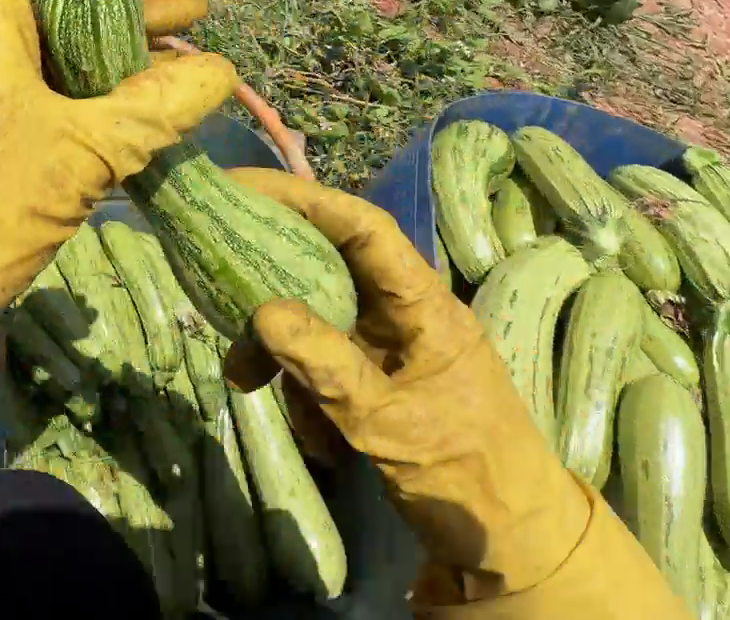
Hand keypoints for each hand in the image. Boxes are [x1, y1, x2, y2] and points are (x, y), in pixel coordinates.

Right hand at [221, 168, 591, 602]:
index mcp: (422, 304)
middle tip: (218, 256)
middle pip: (326, 263)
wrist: (511, 542)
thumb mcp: (388, 422)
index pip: (365, 228)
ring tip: (243, 377)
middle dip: (272, 268)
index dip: (309, 199)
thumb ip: (327, 365)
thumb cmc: (466, 474)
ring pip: (314, 314)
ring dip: (276, 345)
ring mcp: (384, 342)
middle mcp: (400, 310)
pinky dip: (297, 382)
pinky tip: (297, 423)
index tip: (251, 188)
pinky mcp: (371, 373)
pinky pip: (319, 357)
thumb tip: (262, 311)